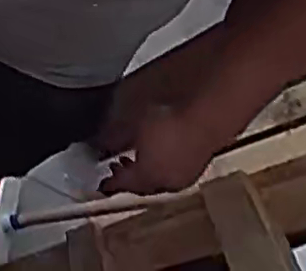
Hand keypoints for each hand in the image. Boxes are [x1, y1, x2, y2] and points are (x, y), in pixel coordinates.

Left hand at [98, 106, 219, 195]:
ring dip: (144, 172)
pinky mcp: (195, 169)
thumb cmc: (167, 121)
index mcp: (148, 176)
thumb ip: (116, 136)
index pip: (125, 184)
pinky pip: (171, 174)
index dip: (112, 184)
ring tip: (135, 157)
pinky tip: (158, 153)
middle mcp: (165, 183)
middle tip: (116, 166)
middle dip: (128, 178)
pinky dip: (159, 168)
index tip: (102, 185)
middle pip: (142, 186)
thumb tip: (101, 143)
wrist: (203, 120)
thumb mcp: (134, 125)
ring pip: (158, 181)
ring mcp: (183, 178)